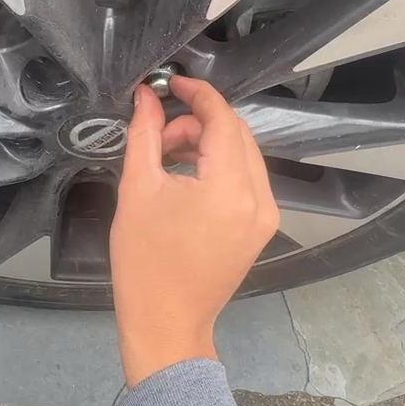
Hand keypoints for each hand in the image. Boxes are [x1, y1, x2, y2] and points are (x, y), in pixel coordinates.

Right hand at [110, 75, 279, 386]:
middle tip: (159, 135)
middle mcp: (260, 199)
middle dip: (198, 123)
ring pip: (244, 154)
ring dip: (208, 144)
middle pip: (237, 134)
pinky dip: (219, 167)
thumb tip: (146, 97)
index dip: (198, 95)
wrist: (166, 321)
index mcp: (229, 188)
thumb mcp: (137, 189)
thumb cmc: (144, 259)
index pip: (223, 120)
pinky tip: (188, 178)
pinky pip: (247, 179)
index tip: (171, 84)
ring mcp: (266, 216)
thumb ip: (145, 134)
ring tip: (168, 158)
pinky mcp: (262, 228)